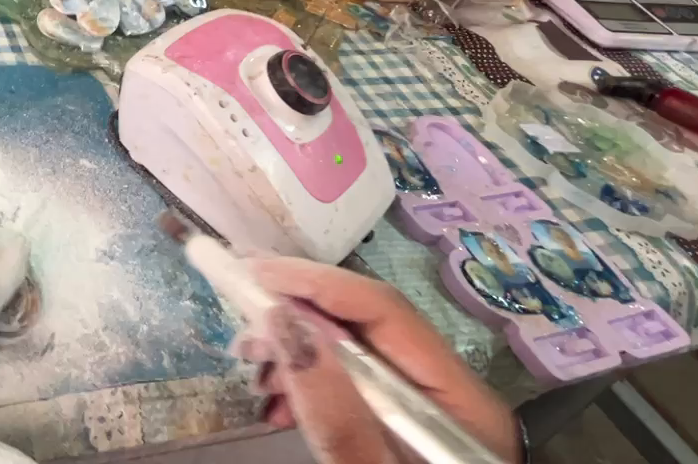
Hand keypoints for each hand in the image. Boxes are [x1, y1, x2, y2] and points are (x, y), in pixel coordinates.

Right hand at [237, 257, 520, 463]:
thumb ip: (336, 415)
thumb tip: (283, 319)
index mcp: (462, 403)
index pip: (382, 310)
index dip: (311, 281)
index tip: (246, 273)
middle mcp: (449, 391)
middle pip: (362, 322)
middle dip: (292, 312)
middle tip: (236, 317)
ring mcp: (426, 408)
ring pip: (348, 346)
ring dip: (291, 344)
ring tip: (249, 364)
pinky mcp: (400, 424)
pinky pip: (347, 377)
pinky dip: (304, 376)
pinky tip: (275, 398)